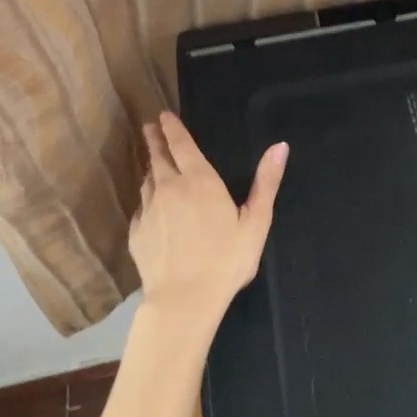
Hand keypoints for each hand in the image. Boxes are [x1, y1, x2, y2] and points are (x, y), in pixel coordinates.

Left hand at [130, 112, 287, 327]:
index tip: (164, 116)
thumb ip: (266, 183)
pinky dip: (146, 199)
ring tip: (152, 162)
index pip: (182, 145)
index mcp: (200, 181)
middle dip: (155, 140)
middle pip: (158, 157)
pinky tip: (150, 205)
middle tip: (150, 127)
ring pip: (147, 181)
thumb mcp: (256, 222)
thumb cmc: (226, 260)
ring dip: (150, 167)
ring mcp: (149, 211)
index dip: (173, 129)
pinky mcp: (136, 233)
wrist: (183, 299)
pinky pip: (141, 207)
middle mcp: (169, 188)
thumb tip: (280, 147)